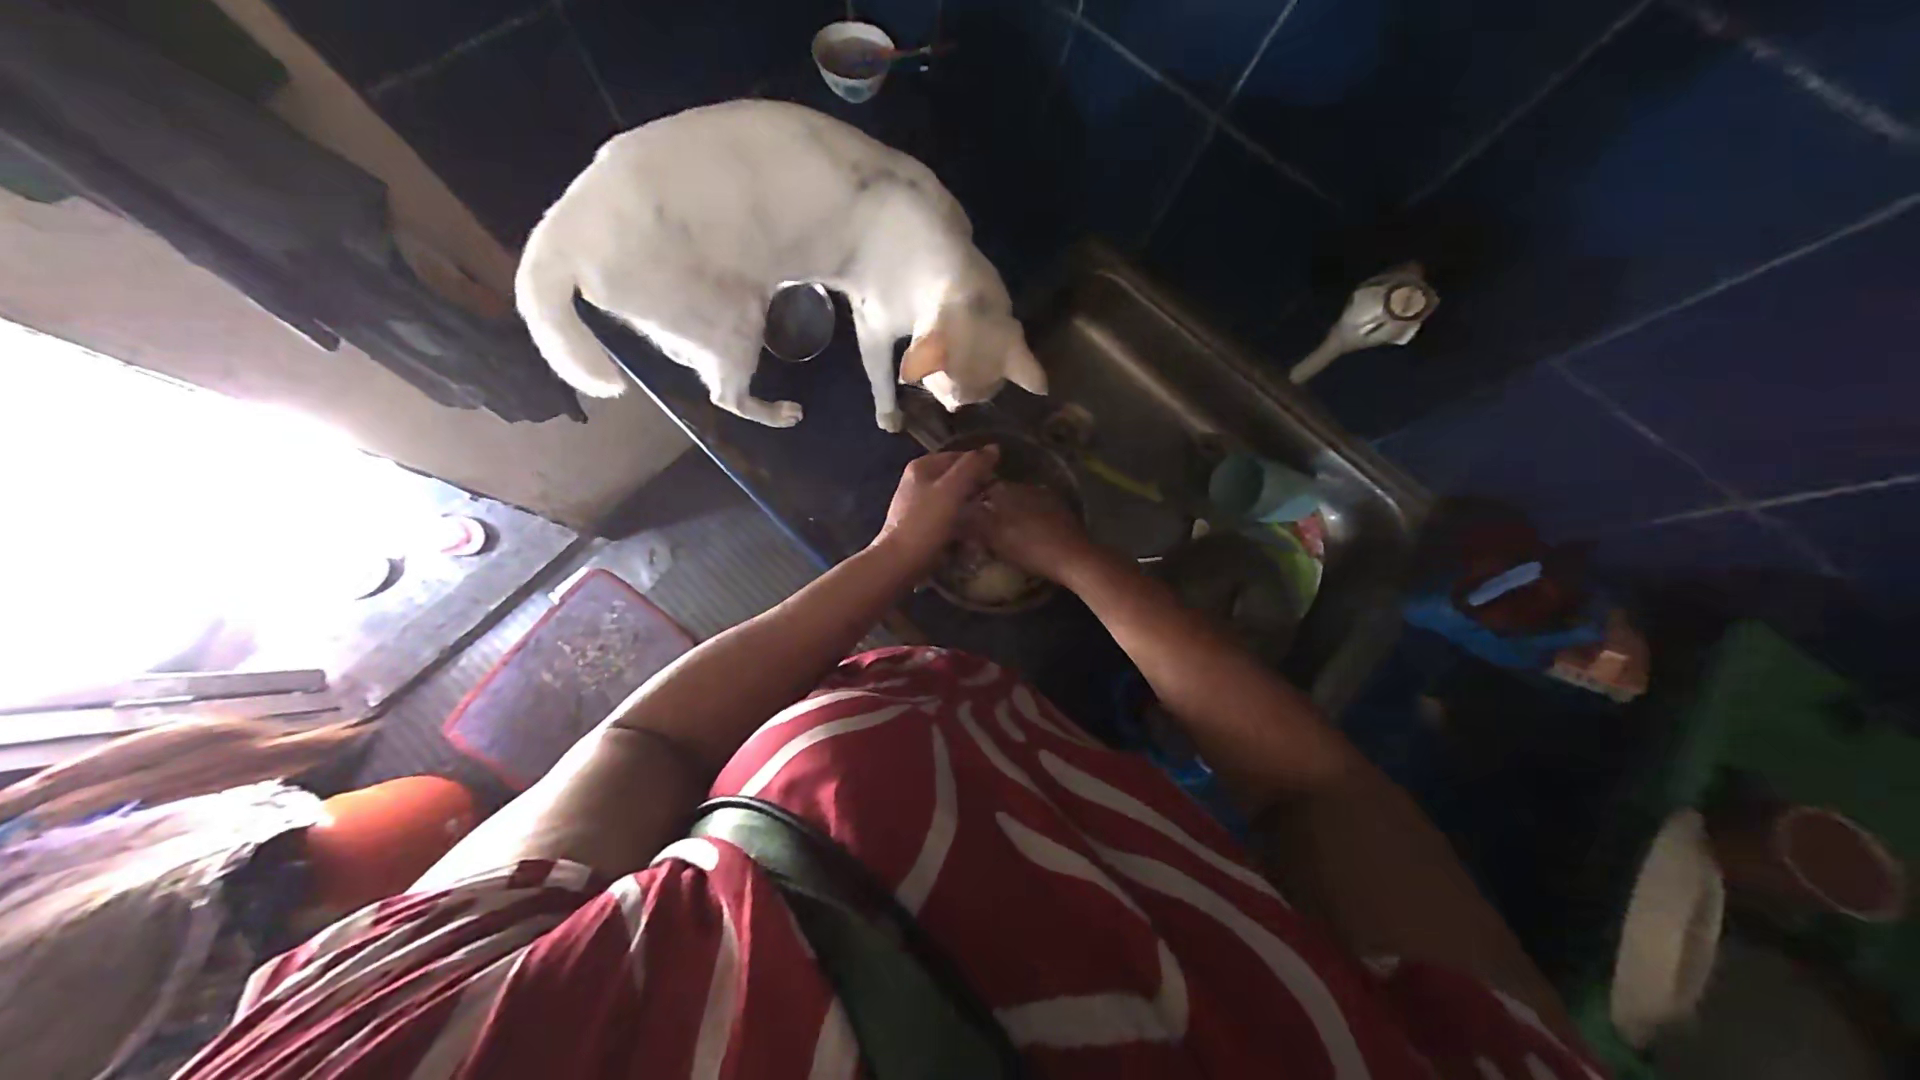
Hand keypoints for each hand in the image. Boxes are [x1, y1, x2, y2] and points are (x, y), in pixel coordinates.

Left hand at [871, 446, 1000, 575]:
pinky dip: (958, 522)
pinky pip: (945, 518)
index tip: (997, 480)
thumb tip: (994, 447)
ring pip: (951, 499)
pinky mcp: (919, 526)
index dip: (979, 465)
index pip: (958, 456)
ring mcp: (916, 505)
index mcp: (921, 466)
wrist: (900, 563)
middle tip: (995, 500)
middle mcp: (916, 481)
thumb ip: (972, 466)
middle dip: (974, 487)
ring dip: (968, 506)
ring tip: (986, 516)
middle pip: (954, 478)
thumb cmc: (926, 523)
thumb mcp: (952, 490)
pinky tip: (971, 532)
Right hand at [961, 481, 1095, 581]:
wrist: (1074, 558)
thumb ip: (972, 524)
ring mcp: (1046, 496)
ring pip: (1020, 501)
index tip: (966, 517)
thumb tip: (954, 515)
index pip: (981, 488)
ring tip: (1005, 533)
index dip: (972, 501)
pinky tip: (1028, 534)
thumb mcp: (994, 537)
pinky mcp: (1061, 510)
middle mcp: (1025, 486)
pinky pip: (1036, 510)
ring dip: (1011, 513)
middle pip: (1001, 494)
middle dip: (992, 507)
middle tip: (984, 527)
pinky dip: (1028, 520)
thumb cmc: (1029, 547)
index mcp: (1006, 489)